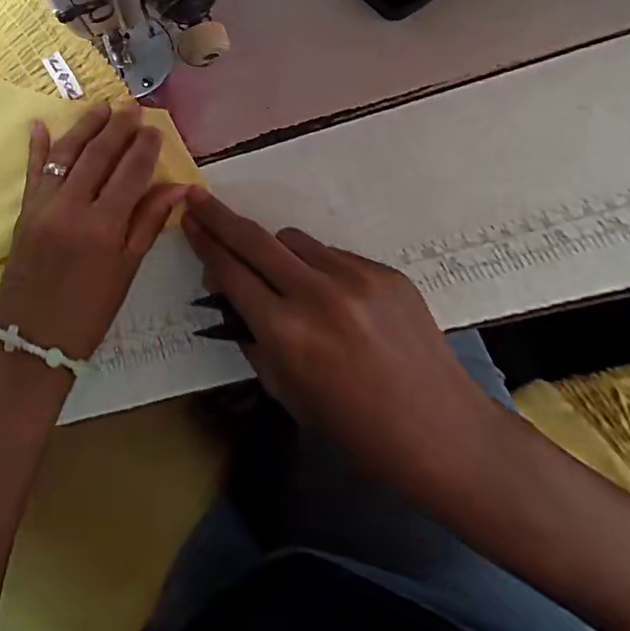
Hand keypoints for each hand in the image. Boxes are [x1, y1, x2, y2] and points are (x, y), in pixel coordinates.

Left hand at [0, 103, 187, 363]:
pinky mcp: (24, 212)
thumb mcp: (128, 270)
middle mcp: (72, 207)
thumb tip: (178, 185)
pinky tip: (41, 125)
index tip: (154, 127)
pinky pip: (33, 172)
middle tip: (131, 106)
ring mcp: (44, 206)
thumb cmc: (90, 311)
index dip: (144, 147)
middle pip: (98, 155)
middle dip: (117, 127)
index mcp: (104, 225)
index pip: (130, 172)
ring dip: (84, 127)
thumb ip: (150, 222)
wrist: (33, 339)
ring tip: (101, 106)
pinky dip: (38, 147)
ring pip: (66, 155)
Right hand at [182, 189, 500, 481]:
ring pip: (294, 240)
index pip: (231, 272)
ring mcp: (356, 278)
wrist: (440, 431)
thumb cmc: (354, 427)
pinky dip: (317, 267)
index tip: (189, 221)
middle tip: (199, 199)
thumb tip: (232, 297)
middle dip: (220, 217)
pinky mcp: (385, 273)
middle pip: (254, 239)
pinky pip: (333, 255)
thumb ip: (254, 339)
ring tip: (280, 277)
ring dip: (274, 250)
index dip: (204, 244)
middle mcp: (317, 295)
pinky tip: (332, 299)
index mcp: (286, 333)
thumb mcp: (286, 391)